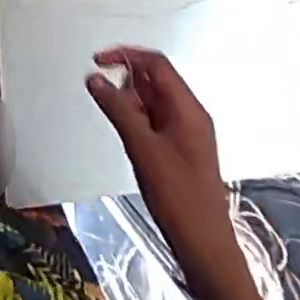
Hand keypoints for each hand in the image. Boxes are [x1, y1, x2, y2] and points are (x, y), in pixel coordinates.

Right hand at [86, 46, 231, 251]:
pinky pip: (154, 118)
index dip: (126, 55)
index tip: (98, 59)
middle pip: (155, 79)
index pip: (156, 64)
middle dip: (125, 79)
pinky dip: (135, 116)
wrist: (204, 244)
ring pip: (153, 99)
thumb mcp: (142, 147)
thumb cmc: (178, 195)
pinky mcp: (180, 147)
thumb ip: (117, 108)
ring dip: (129, 99)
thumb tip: (95, 79)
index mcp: (188, 108)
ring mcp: (186, 131)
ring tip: (113, 115)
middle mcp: (190, 114)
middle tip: (102, 92)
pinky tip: (124, 131)